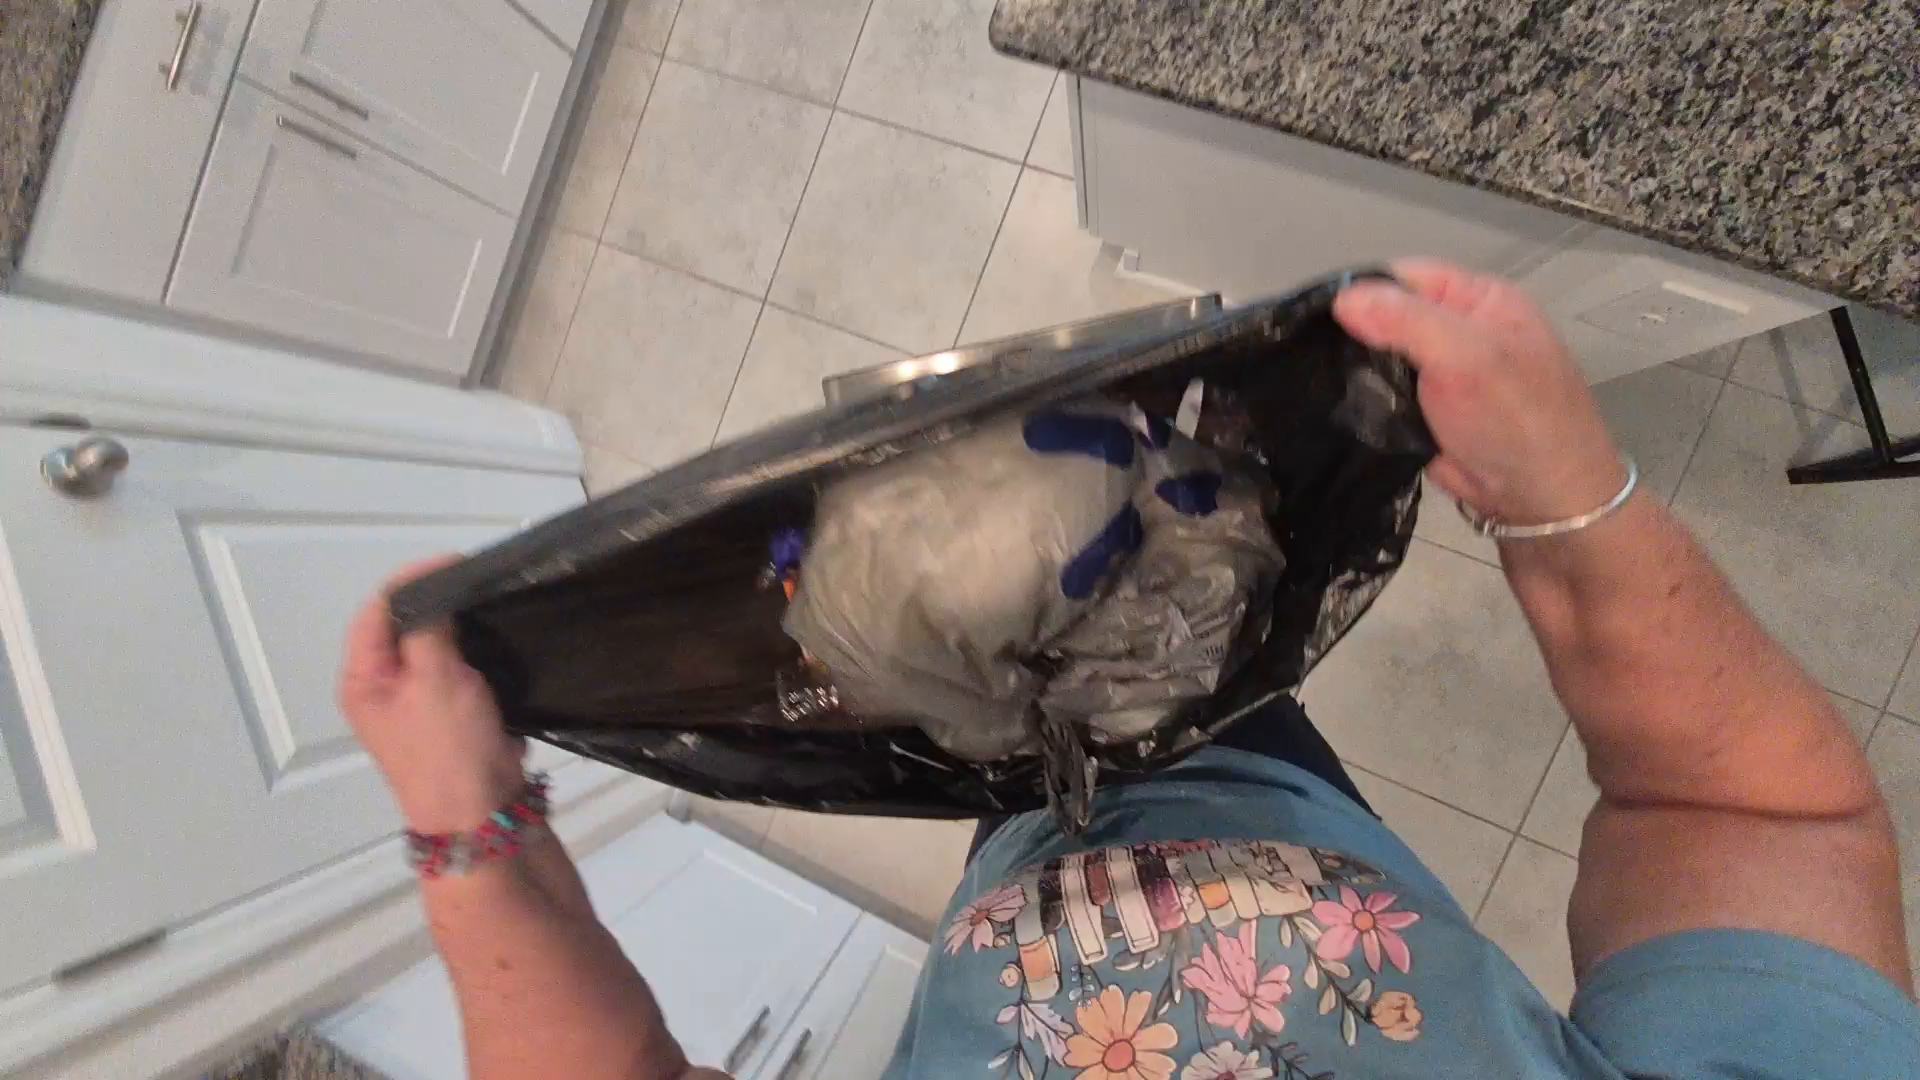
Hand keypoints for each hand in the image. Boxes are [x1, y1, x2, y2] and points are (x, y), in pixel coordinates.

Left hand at [339, 556, 524, 832]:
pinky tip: (499, 636)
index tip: (458, 563)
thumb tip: (434, 591)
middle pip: (403, 625)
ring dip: (458, 622)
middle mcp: (384, 684)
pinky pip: (459, 664)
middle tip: (479, 580)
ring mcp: (418, 698)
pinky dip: (476, 646)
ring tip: (491, 601)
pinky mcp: (452, 708)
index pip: (378, 611)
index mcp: (365, 678)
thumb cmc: (448, 745)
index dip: (414, 581)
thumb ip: (429, 631)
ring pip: (434, 644)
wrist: (478, 807)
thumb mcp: (436, 681)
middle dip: (438, 598)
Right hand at [1333, 259, 1625, 526]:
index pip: (1403, 277)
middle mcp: (1453, 330)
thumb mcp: (1467, 357)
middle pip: (1384, 315)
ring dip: (1345, 367)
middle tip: (1301, 351)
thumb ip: (1407, 321)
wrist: (1535, 497)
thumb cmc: (1514, 419)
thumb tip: (1341, 297)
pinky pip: (1374, 393)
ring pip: (1374, 356)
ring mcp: (1431, 373)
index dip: (1359, 291)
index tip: (1312, 316)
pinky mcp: (1413, 410)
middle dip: (1347, 331)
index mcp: (1476, 300)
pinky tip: (1325, 402)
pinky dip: (1352, 397)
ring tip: (1306, 377)